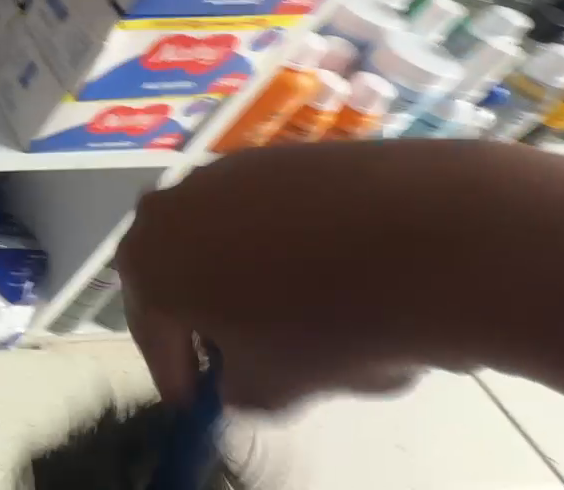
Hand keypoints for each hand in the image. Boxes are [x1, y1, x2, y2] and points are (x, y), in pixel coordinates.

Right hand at [117, 142, 469, 411]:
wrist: (418, 235)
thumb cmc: (329, 321)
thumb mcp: (281, 387)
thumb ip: (240, 391)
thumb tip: (235, 378)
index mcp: (145, 269)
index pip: (152, 339)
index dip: (181, 379)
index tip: (206, 406)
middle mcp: (158, 215)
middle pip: (176, 281)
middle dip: (210, 322)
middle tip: (255, 360)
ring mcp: (208, 178)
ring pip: (217, 244)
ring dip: (245, 279)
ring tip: (311, 311)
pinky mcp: (260, 158)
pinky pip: (257, 213)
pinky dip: (280, 242)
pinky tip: (334, 266)